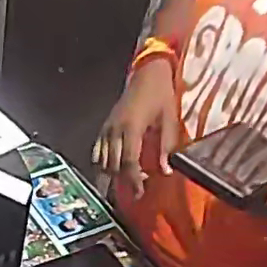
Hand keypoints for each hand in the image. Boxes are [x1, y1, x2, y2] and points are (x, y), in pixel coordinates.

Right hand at [93, 59, 179, 195]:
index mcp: (132, 128)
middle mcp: (114, 131)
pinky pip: (97, 154)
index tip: (139, 193)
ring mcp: (106, 131)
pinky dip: (103, 165)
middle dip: (125, 180)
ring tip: (127, 178)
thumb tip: (166, 171)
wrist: (146, 73)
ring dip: (114, 175)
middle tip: (137, 189)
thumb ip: (167, 145)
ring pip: (103, 163)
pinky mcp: (102, 130)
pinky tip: (114, 169)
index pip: (129, 162)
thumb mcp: (169, 118)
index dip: (133, 180)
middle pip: (114, 166)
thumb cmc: (161, 94)